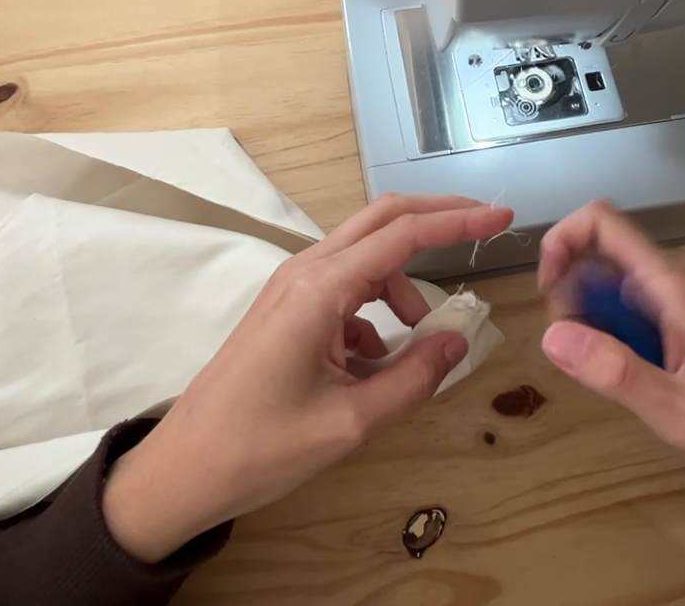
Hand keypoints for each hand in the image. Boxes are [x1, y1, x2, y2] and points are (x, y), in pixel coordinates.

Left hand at [102, 194, 513, 561]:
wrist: (184, 467)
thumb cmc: (260, 447)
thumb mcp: (349, 422)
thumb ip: (413, 379)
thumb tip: (458, 340)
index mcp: (321, 288)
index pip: (403, 234)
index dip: (457, 221)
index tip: (501, 217)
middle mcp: (307, 270)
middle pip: (383, 219)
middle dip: (438, 217)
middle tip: (485, 226)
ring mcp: (294, 284)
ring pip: (367, 256)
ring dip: (405, 284)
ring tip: (422, 341)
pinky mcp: (290, 305)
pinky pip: (347, 287)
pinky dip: (376, 310)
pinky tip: (374, 362)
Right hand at [536, 202, 684, 547]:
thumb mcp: (682, 414)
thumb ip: (616, 373)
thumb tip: (551, 336)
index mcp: (674, 286)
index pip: (602, 222)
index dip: (563, 240)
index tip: (548, 292)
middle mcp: (674, 282)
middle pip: (598, 252)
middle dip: (569, 290)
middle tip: (573, 349)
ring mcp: (679, 302)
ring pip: (609, 282)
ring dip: (586, 314)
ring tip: (597, 368)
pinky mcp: (683, 324)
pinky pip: (628, 309)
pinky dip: (607, 331)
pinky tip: (620, 374)